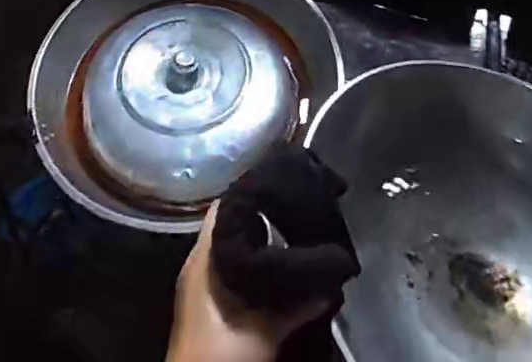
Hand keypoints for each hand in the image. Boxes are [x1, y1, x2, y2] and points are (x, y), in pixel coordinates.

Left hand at [167, 203, 326, 361]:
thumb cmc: (221, 353)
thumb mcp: (262, 328)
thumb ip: (296, 304)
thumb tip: (330, 282)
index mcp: (203, 257)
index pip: (225, 207)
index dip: (250, 193)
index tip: (280, 186)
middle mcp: (201, 265)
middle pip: (232, 228)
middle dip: (262, 219)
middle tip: (296, 210)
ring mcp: (205, 288)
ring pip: (236, 253)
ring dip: (260, 247)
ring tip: (296, 236)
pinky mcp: (214, 309)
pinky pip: (237, 276)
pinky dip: (257, 271)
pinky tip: (283, 274)